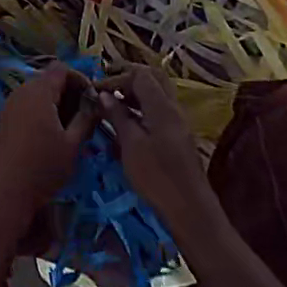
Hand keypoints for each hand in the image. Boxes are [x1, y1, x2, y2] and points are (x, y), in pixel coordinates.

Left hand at [0, 65, 95, 216]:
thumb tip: (96, 100)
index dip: (80, 79)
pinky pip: (28, 102)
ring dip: (56, 101)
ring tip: (73, 125)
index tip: (93, 99)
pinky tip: (53, 130)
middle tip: (86, 114)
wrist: (9, 188)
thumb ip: (86, 117)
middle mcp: (21, 91)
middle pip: (48, 78)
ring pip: (38, 91)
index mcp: (38, 92)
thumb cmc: (45, 166)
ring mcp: (11, 102)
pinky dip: (42, 108)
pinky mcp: (6, 115)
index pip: (61, 69)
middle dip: (69, 91)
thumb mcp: (73, 143)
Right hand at [99, 68, 214, 221]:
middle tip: (106, 86)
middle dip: (128, 77)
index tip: (95, 89)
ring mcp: (178, 124)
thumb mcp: (130, 145)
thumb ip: (118, 116)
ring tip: (111, 103)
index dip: (116, 77)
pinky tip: (126, 122)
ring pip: (157, 94)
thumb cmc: (157, 177)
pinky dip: (141, 107)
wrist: (190, 211)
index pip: (140, 75)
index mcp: (162, 108)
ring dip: (134, 92)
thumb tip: (103, 94)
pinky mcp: (177, 137)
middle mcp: (174, 110)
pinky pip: (158, 110)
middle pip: (153, 79)